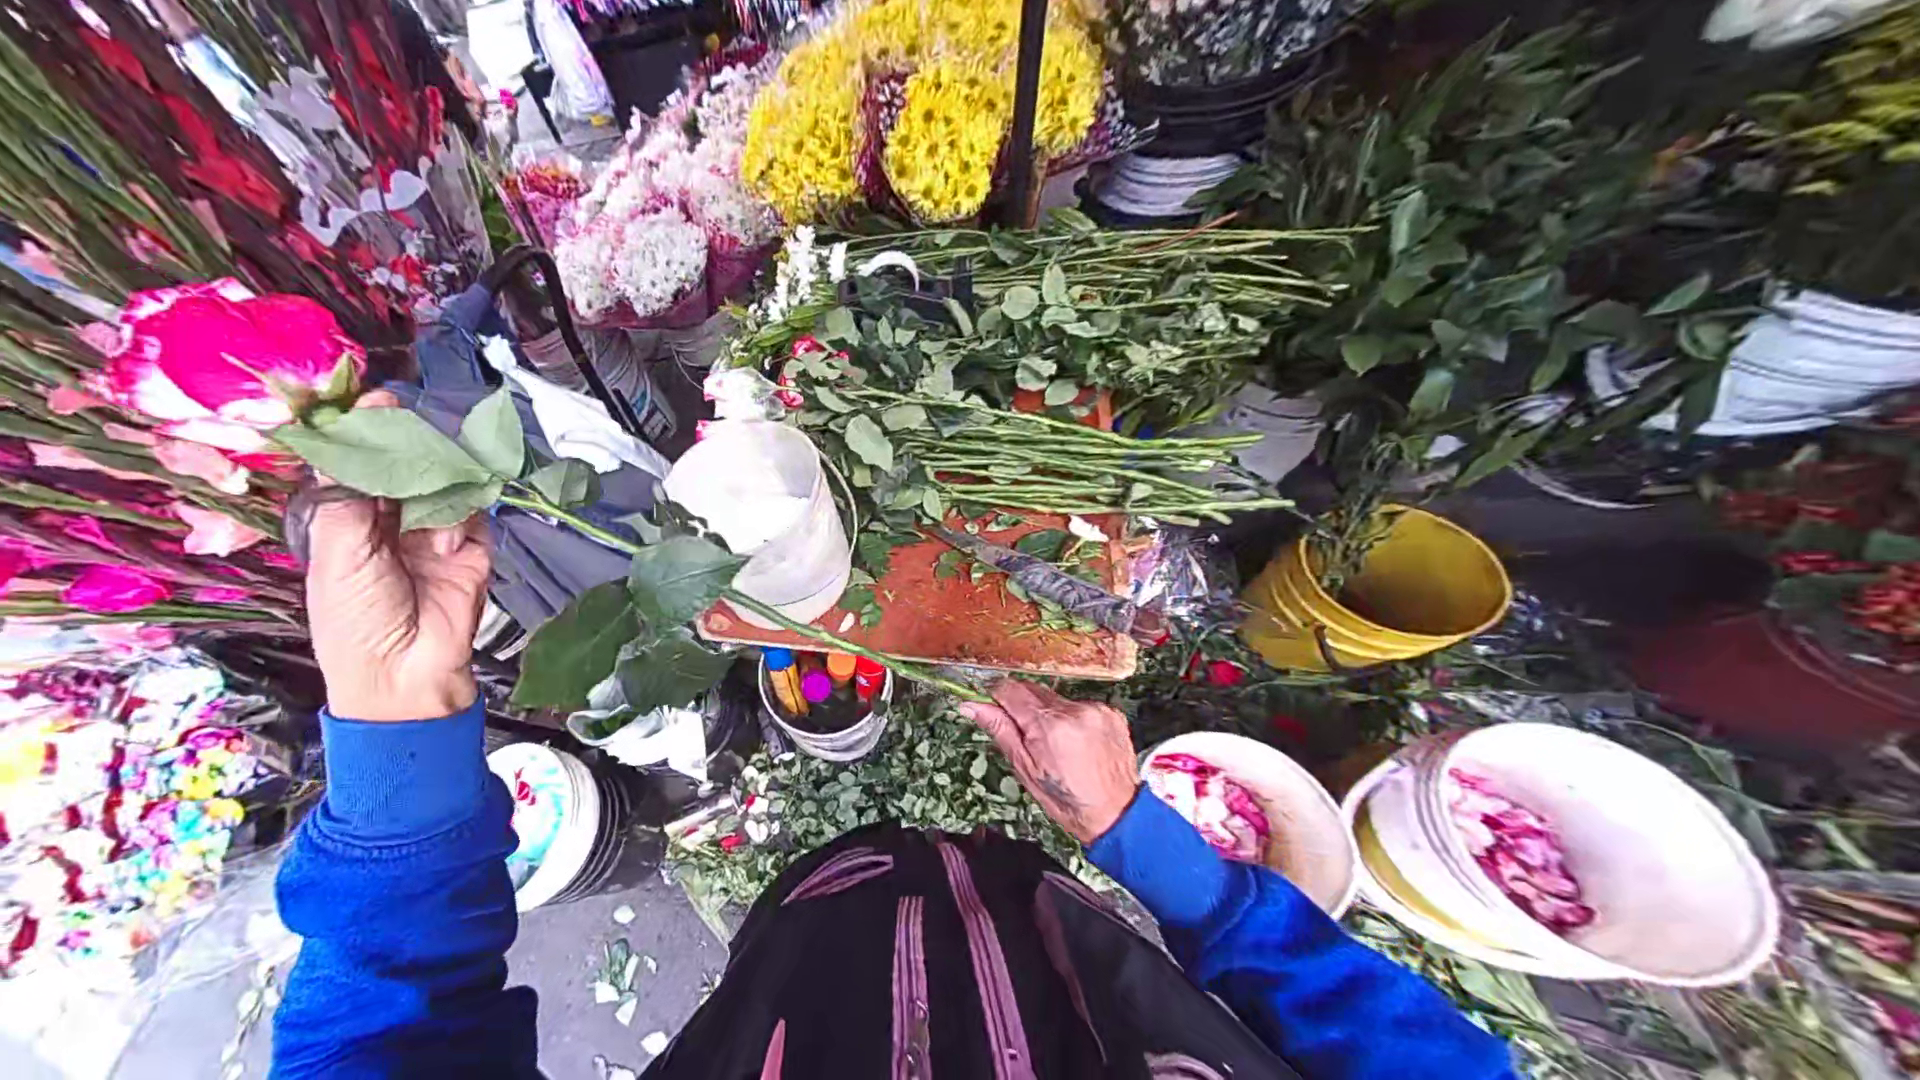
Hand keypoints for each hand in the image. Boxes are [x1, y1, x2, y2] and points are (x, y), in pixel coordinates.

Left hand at [303, 391, 491, 721]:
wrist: (407, 667)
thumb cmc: (355, 618)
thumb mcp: (337, 552)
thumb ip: (349, 497)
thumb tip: (357, 445)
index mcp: (346, 522)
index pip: (356, 468)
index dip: (362, 435)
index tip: (373, 401)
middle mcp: (391, 522)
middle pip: (403, 470)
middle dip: (406, 447)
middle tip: (409, 423)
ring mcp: (435, 534)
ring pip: (442, 486)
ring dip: (436, 481)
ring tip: (429, 482)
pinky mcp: (474, 547)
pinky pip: (473, 513)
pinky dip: (464, 512)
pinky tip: (449, 527)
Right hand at [961, 680, 1139, 843]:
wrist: (1115, 813)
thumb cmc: (1066, 799)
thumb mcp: (1025, 768)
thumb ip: (999, 729)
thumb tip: (971, 706)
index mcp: (1047, 725)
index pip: (1010, 689)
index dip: (997, 696)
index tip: (993, 707)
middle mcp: (1073, 710)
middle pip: (1033, 690)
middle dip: (1023, 707)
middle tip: (1027, 735)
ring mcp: (1094, 709)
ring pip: (1056, 698)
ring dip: (1049, 713)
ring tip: (1056, 744)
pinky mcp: (1110, 712)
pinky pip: (1079, 705)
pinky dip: (1072, 718)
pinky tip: (1077, 742)